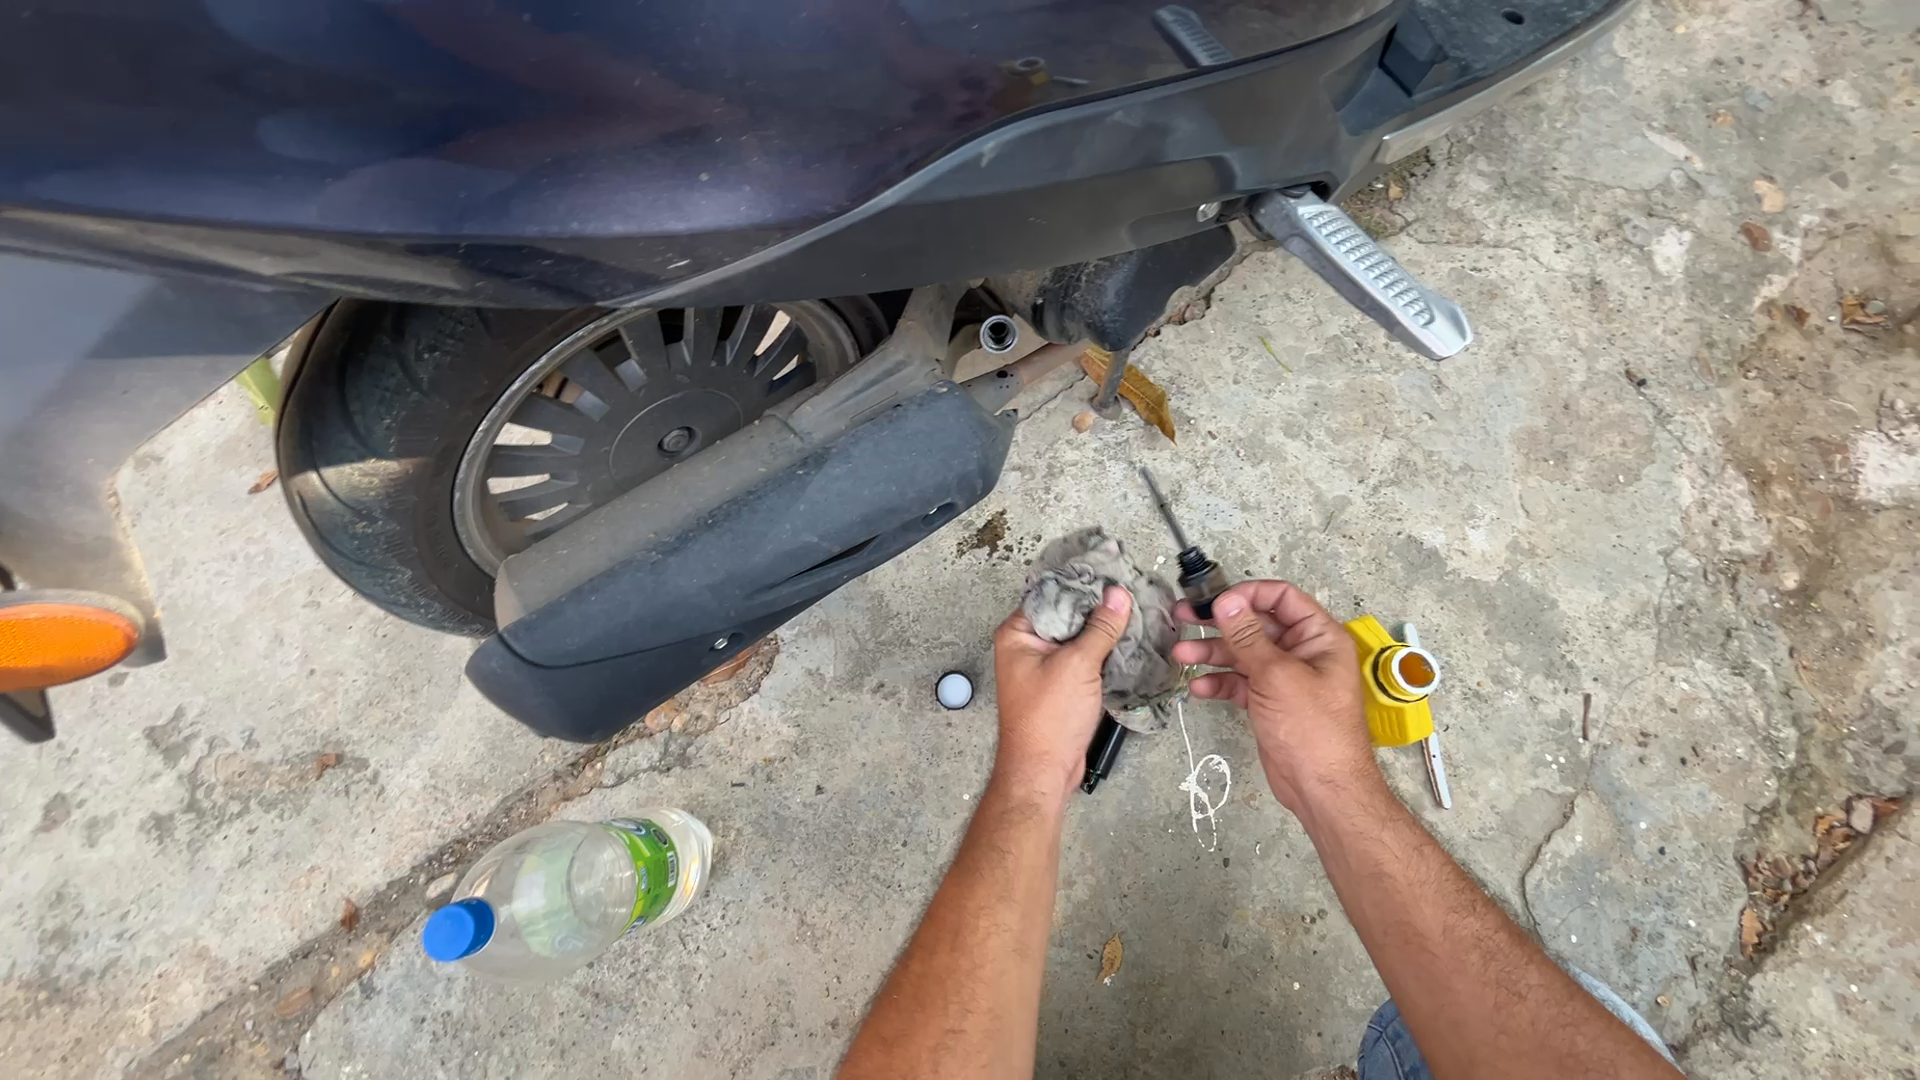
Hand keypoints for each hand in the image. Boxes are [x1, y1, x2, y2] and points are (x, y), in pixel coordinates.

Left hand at [991, 586, 1131, 800]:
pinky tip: (1128, 641)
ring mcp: (1044, 666)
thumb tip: (1117, 595)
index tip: (1112, 571)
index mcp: (1017, 633)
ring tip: (1135, 611)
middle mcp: (1026, 646)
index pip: (1051, 593)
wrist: (1044, 771)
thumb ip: (1100, 628)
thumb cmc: (1047, 719)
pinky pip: (1083, 658)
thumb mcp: (1078, 665)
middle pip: (1066, 614)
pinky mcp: (1061, 684)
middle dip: (1097, 606)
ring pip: (1078, 637)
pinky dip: (1103, 651)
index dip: (1081, 583)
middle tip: (1130, 590)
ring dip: (1103, 630)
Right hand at [1170, 581, 1377, 812]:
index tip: (1214, 601)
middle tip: (1183, 617)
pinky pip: (1238, 682)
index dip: (1247, 594)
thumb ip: (1247, 636)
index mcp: (1318, 637)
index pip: (1282, 597)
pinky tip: (1199, 688)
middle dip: (1219, 624)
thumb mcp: (1276, 675)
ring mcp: (1283, 677)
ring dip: (1211, 654)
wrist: (1321, 789)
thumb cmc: (1312, 729)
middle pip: (1255, 625)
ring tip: (1181, 655)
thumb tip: (1225, 600)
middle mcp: (1302, 652)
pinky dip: (1218, 683)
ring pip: (1242, 654)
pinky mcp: (1268, 701)